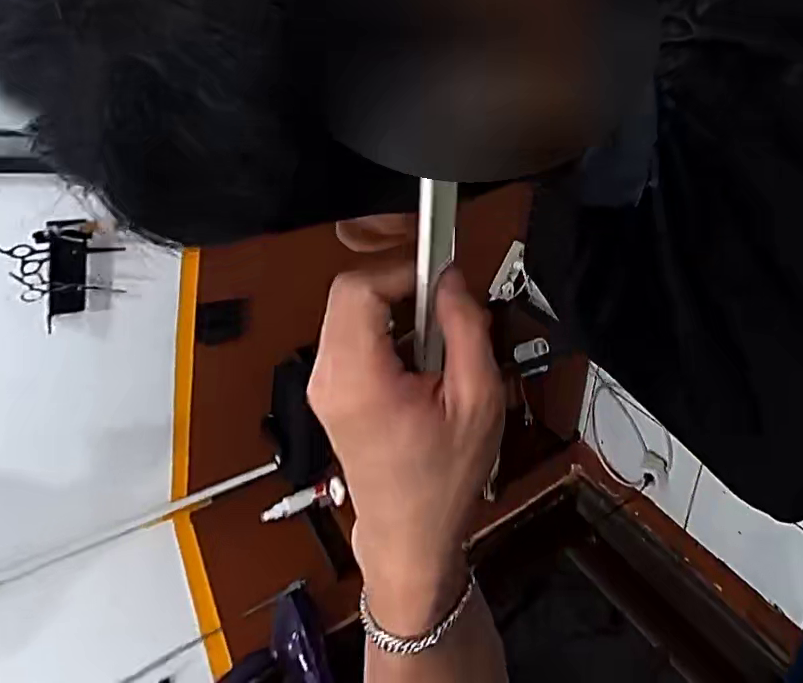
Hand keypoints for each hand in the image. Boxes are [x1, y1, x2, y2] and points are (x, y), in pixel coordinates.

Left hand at [307, 262, 504, 633]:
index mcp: (358, 379)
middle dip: (400, 285)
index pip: (358, 287)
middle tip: (441, 307)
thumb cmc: (440, 482)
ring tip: (433, 342)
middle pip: (350, 291)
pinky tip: (417, 357)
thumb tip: (452, 280)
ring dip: (395, 307)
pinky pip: (351, 330)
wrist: (410, 533)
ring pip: (350, 306)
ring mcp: (324, 382)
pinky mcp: (330, 386)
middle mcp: (328, 376)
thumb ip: (466, 327)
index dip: (402, 270)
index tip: (437, 278)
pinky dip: (386, 327)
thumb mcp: (478, 399)